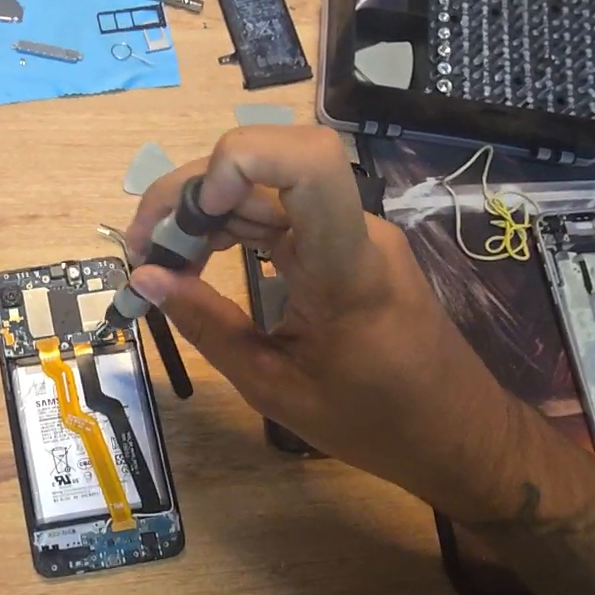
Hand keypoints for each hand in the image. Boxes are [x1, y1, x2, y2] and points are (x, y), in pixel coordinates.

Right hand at [124, 126, 526, 516]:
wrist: (455, 433)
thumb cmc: (373, 422)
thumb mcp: (274, 387)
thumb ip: (207, 326)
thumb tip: (145, 277)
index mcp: (345, 267)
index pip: (309, 162)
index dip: (239, 160)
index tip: (189, 217)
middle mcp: (351, 231)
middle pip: (264, 166)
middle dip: (189, 194)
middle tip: (140, 248)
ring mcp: (348, 233)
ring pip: (262, 187)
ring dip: (200, 212)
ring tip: (154, 259)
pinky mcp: (341, 245)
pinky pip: (276, 215)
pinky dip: (227, 228)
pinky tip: (193, 260)